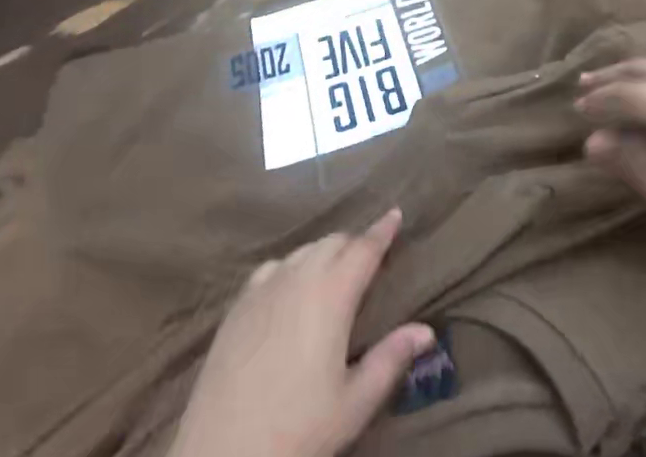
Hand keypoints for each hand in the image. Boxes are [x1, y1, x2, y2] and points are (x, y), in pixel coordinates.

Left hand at [169, 209, 433, 456]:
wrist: (220, 452)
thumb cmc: (297, 427)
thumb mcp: (355, 402)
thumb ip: (391, 359)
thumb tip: (426, 330)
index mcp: (331, 295)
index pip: (364, 249)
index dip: (382, 229)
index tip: (396, 212)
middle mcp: (297, 278)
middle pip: (333, 242)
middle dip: (355, 243)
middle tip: (370, 257)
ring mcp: (262, 288)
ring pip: (302, 250)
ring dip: (324, 252)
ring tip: (335, 270)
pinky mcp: (237, 304)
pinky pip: (272, 267)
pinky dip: (292, 265)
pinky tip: (291, 285)